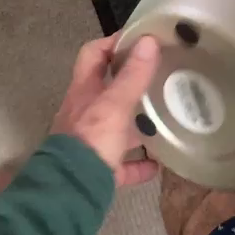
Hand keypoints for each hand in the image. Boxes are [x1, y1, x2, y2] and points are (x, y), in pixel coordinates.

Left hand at [52, 34, 161, 185]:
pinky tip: (157, 164)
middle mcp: (85, 112)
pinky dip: (139, 162)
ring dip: (136, 123)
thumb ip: (132, 76)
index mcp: (84, 91)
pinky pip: (122, 162)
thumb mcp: (114, 105)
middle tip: (160, 76)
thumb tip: (148, 40)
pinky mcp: (100, 168)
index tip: (141, 41)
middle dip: (131, 82)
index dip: (114, 43)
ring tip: (164, 116)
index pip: (93, 54)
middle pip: (107, 89)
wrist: (71, 194)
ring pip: (116, 126)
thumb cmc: (91, 141)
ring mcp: (91, 141)